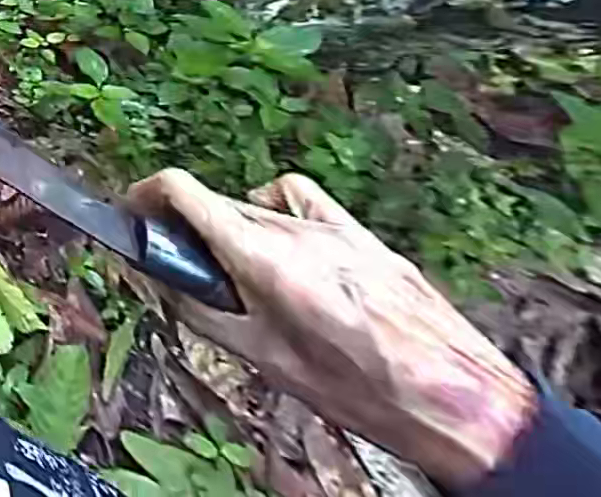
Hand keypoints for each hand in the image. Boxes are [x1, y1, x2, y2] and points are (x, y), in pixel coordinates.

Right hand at [127, 169, 536, 488]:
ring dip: (228, 226)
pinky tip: (281, 235)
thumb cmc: (360, 392)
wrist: (468, 411)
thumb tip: (155, 276)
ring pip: (249, 205)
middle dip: (186, 226)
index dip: (144, 192)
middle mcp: (289, 229)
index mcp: (260, 257)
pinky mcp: (359, 231)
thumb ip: (196, 306)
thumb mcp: (259, 355)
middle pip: (211, 203)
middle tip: (189, 264)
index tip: (132, 208)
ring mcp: (328, 226)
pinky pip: (296, 196)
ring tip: (245, 269)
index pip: (180, 188)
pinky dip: (273, 205)